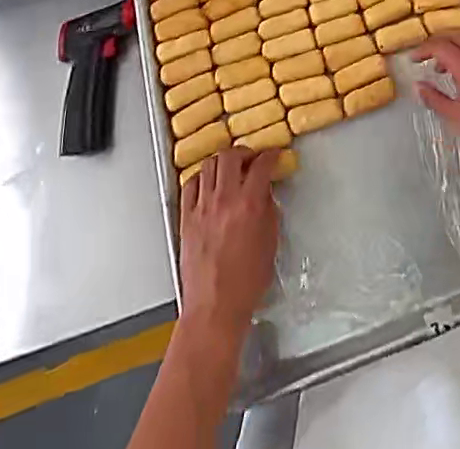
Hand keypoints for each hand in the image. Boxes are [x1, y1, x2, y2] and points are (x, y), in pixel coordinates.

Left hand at [178, 148, 278, 335]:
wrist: (215, 306)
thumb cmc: (246, 282)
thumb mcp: (270, 241)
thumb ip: (268, 210)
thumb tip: (265, 193)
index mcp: (249, 204)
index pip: (261, 165)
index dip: (270, 155)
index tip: (273, 155)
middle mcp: (224, 200)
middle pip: (230, 156)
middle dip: (244, 152)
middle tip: (251, 159)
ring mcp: (202, 207)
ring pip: (209, 165)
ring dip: (223, 162)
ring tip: (230, 169)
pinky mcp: (186, 218)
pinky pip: (190, 185)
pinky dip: (201, 178)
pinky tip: (208, 184)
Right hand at [414, 36, 459, 164]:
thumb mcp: (457, 116)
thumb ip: (434, 99)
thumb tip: (419, 86)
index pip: (440, 46)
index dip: (423, 50)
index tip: (413, 60)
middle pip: (456, 38)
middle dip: (439, 46)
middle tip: (428, 60)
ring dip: (456, 52)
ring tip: (446, 72)